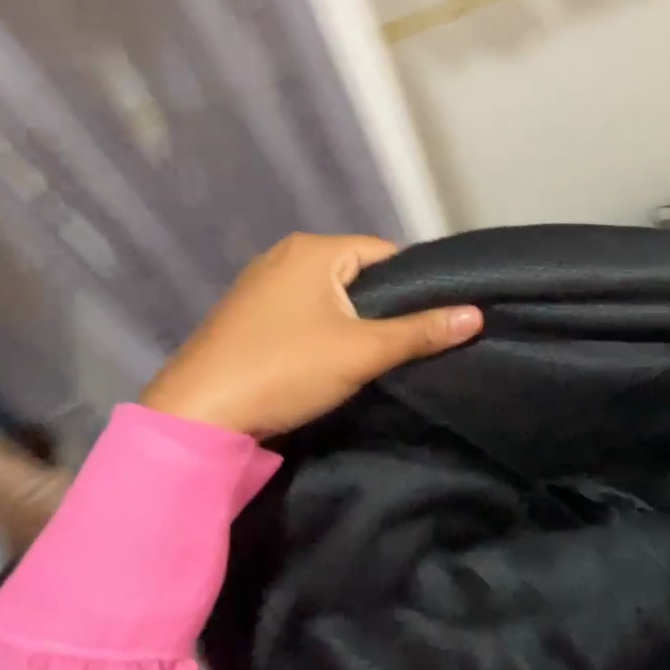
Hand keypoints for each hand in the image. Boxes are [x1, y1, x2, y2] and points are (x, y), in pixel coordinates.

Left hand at [141, 234, 481, 436]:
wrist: (192, 420)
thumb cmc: (284, 370)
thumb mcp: (363, 352)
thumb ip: (421, 331)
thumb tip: (477, 315)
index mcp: (314, 249)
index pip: (386, 254)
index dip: (413, 286)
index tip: (429, 320)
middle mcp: (285, 255)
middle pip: (357, 274)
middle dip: (380, 305)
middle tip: (402, 342)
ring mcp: (258, 285)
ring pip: (328, 294)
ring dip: (349, 320)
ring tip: (368, 353)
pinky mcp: (243, 316)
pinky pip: (300, 310)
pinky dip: (319, 328)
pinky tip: (324, 359)